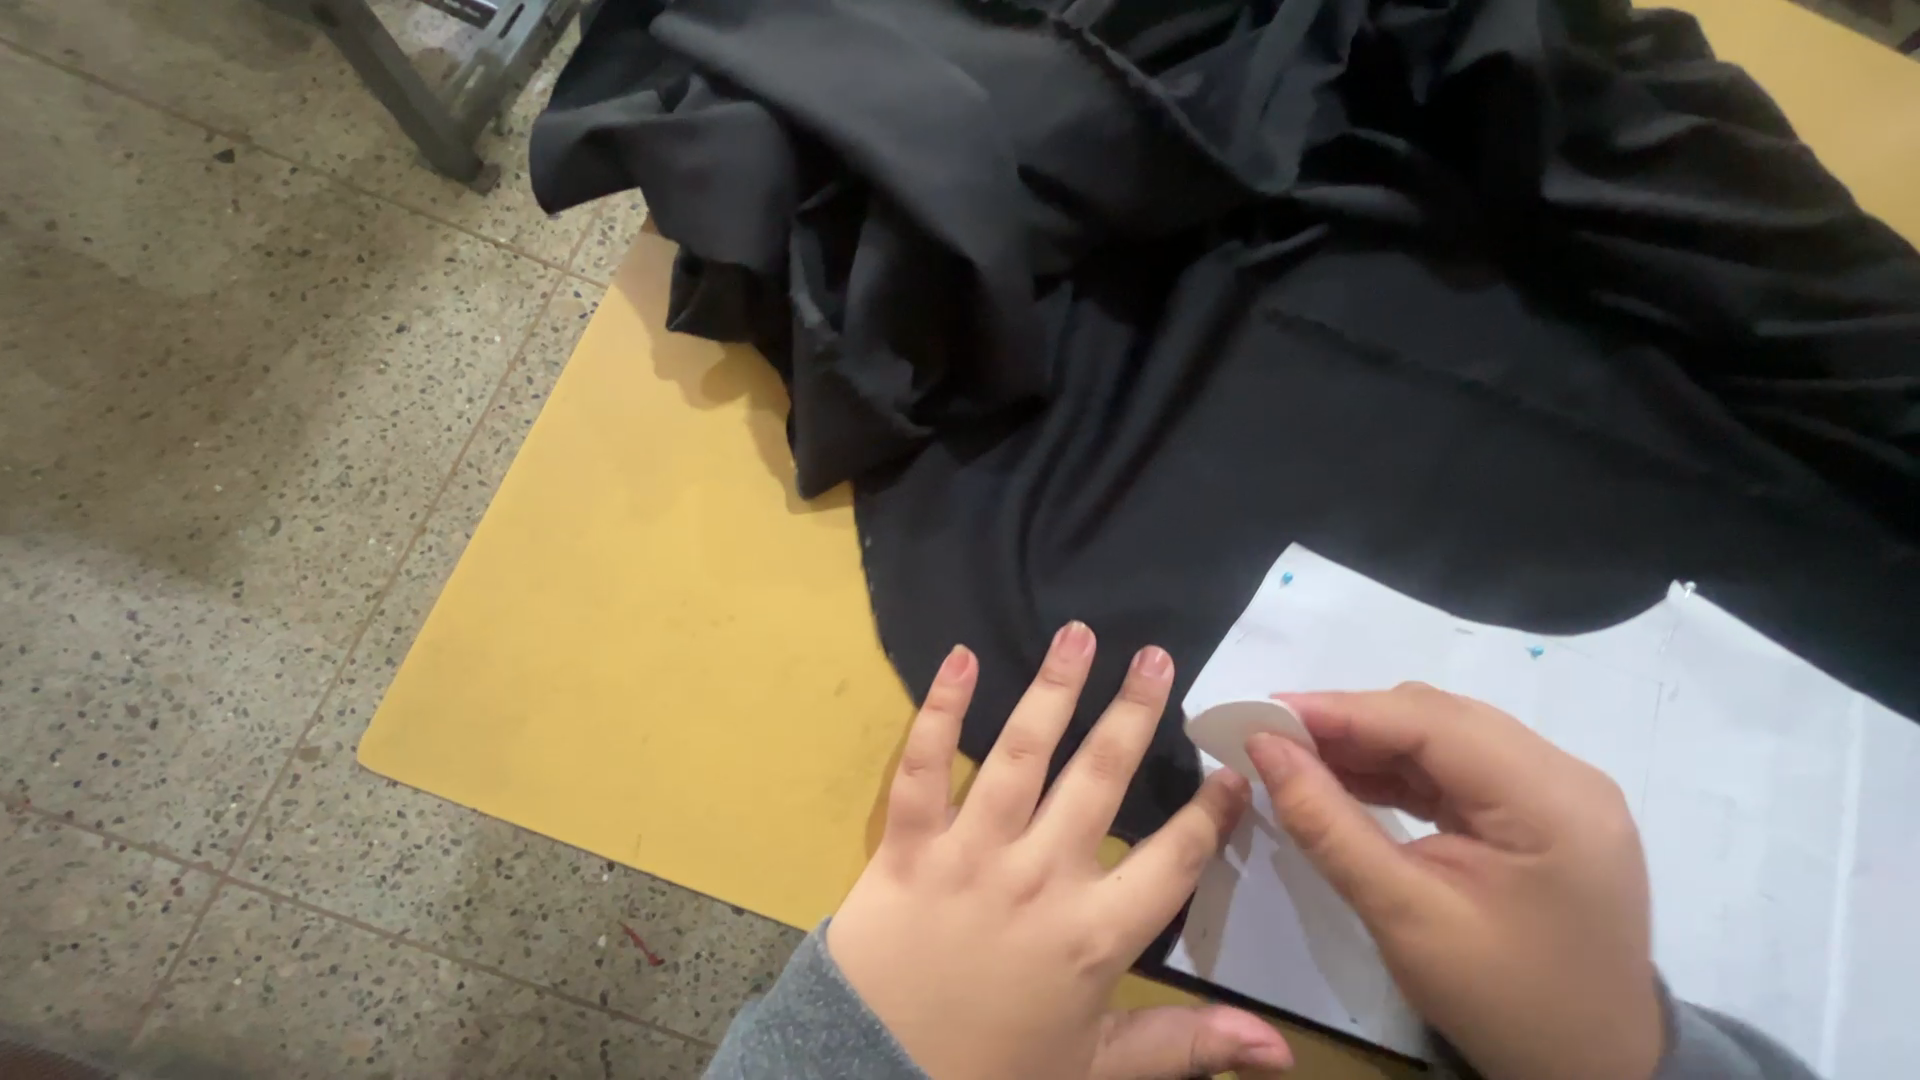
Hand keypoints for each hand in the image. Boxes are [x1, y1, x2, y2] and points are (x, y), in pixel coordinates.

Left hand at [828, 623, 1292, 1078]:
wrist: (874, 1078)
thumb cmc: (989, 1070)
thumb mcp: (1097, 1068)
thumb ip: (1186, 1045)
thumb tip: (1280, 1048)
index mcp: (1093, 934)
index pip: (1171, 860)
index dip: (1210, 815)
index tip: (1233, 768)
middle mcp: (1039, 877)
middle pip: (1099, 779)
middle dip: (1133, 713)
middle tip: (1155, 657)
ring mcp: (971, 852)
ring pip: (1021, 754)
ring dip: (1054, 688)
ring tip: (1077, 634)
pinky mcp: (910, 842)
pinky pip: (923, 766)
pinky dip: (940, 709)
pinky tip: (961, 658)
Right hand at [1247, 683, 1663, 1079]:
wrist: (1593, 1071)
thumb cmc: (1502, 1002)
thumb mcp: (1402, 915)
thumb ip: (1327, 823)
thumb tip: (1262, 746)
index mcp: (1552, 802)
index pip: (1431, 723)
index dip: (1341, 710)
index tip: (1263, 712)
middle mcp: (1563, 776)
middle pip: (1436, 717)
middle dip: (1349, 722)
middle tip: (1272, 737)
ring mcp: (1552, 789)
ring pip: (1438, 733)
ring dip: (1365, 741)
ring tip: (1296, 755)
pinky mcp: (1532, 806)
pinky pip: (1448, 763)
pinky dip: (1390, 765)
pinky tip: (1342, 776)